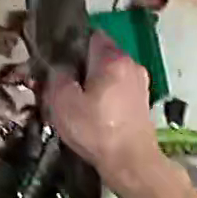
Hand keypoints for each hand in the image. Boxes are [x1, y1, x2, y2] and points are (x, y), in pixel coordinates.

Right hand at [44, 32, 163, 187]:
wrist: (130, 162)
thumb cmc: (95, 129)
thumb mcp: (62, 101)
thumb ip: (57, 75)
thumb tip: (59, 67)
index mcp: (112, 58)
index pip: (90, 35)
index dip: (70, 44)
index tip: (55, 59)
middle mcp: (131, 64)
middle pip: (99, 56)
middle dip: (79, 67)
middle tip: (59, 84)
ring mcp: (140, 84)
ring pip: (108, 74)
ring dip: (91, 83)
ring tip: (73, 102)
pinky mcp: (141, 103)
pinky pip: (116, 90)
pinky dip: (103, 96)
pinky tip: (90, 114)